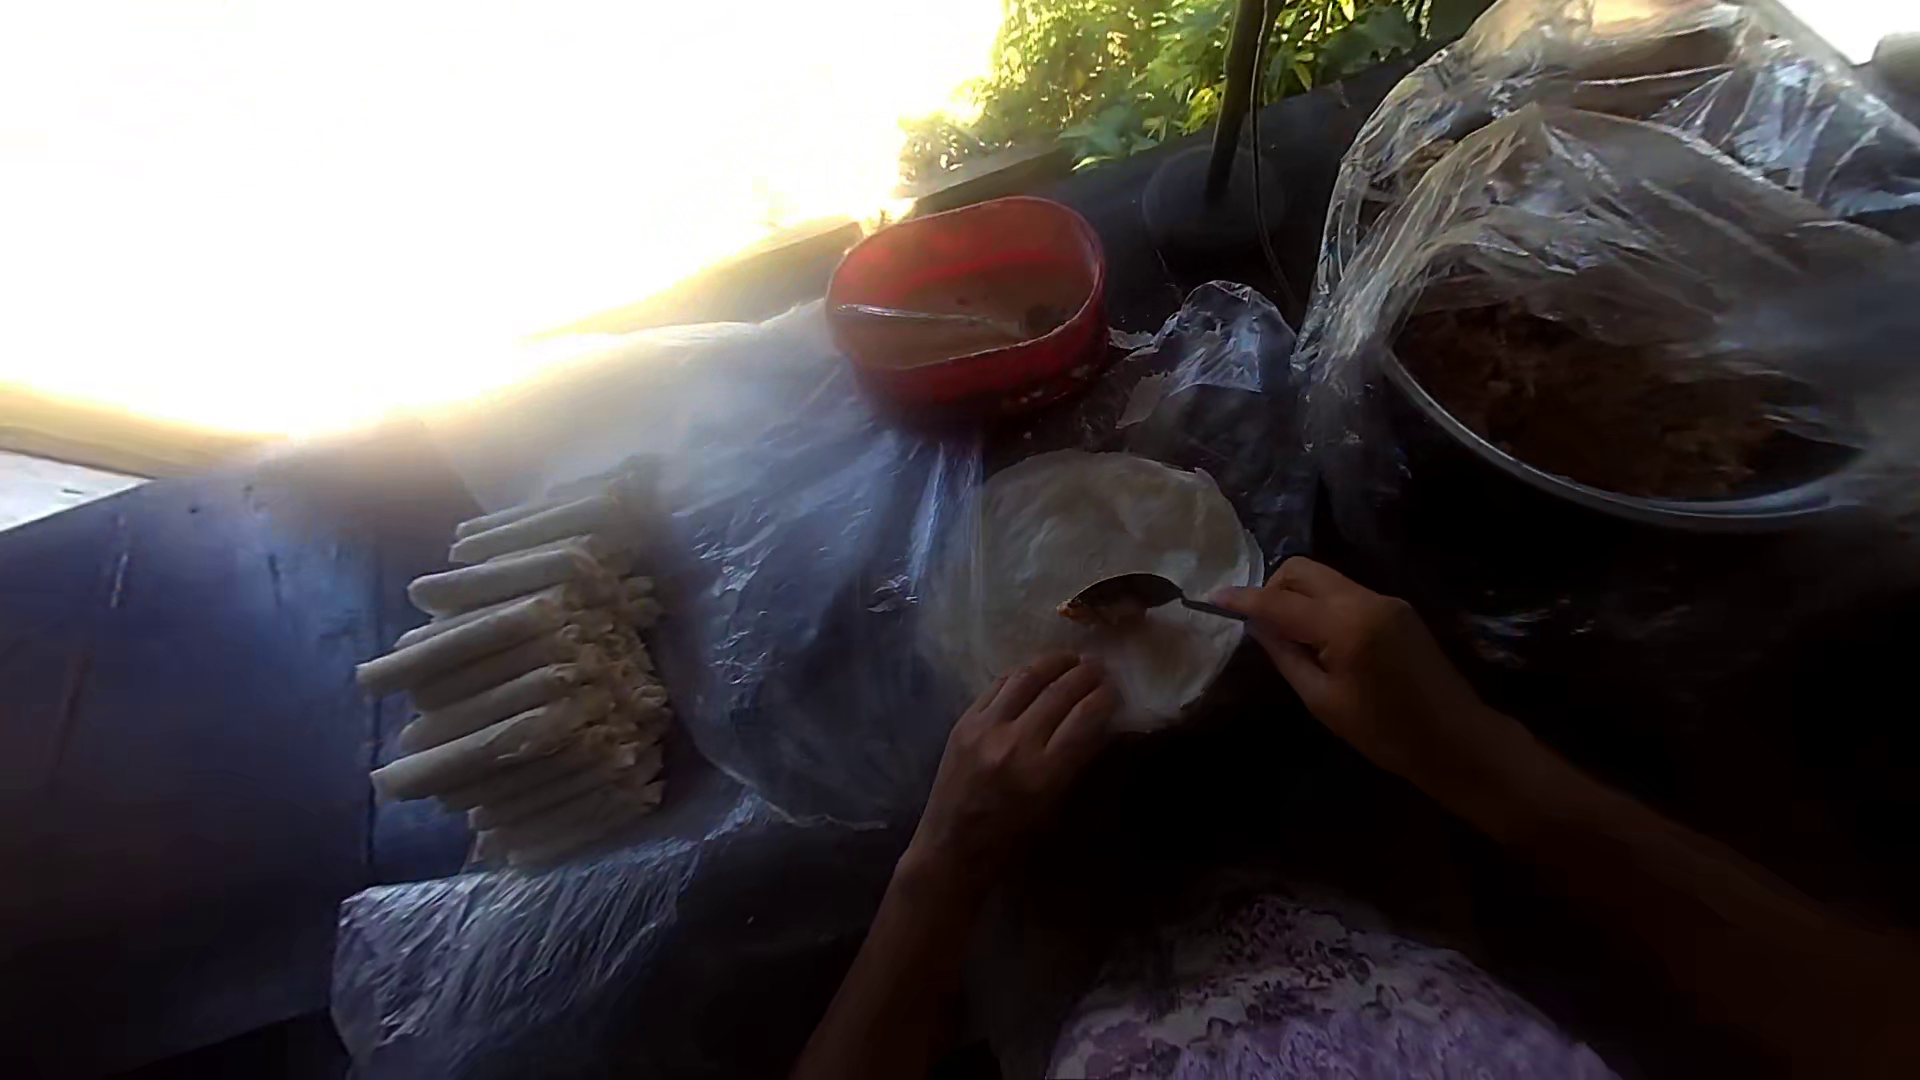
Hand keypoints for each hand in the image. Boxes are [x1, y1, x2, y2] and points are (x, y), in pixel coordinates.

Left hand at [904, 654, 1116, 892]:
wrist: (951, 848)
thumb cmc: (1011, 840)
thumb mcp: (1054, 806)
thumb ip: (1075, 760)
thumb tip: (1097, 719)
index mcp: (1043, 774)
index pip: (1084, 720)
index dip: (1103, 698)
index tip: (1114, 688)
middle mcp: (1015, 744)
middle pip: (1058, 693)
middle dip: (1084, 675)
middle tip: (1098, 666)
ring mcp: (985, 729)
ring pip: (1026, 679)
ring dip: (1053, 663)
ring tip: (1070, 658)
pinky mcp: (964, 721)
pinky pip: (997, 685)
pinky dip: (1021, 673)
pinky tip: (1035, 670)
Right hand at [1214, 557, 1553, 833]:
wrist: (1460, 743)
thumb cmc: (1385, 732)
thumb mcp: (1321, 698)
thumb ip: (1284, 654)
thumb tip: (1256, 625)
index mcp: (1345, 625)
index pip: (1278, 602)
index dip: (1242, 600)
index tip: (1212, 598)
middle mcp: (1365, 600)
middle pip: (1300, 570)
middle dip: (1270, 588)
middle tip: (1258, 622)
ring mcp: (1384, 600)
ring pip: (1320, 577)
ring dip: (1293, 595)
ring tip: (1285, 633)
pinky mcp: (1394, 608)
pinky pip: (1340, 591)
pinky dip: (1316, 603)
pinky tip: (1314, 635)